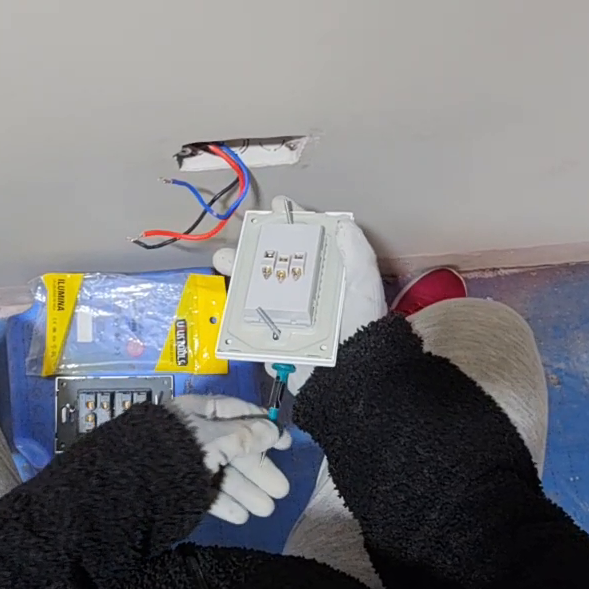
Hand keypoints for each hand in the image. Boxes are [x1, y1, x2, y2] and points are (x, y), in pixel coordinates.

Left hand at [164, 394, 291, 523]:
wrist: (138, 481)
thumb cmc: (181, 448)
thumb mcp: (217, 438)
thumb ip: (246, 435)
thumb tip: (273, 430)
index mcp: (200, 411)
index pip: (238, 413)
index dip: (264, 428)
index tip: (285, 444)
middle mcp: (194, 433)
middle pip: (235, 449)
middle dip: (259, 470)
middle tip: (280, 490)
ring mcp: (186, 460)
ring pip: (223, 473)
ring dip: (247, 490)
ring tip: (266, 509)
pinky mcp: (179, 485)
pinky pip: (206, 490)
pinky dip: (225, 501)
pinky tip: (241, 516)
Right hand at [212, 196, 387, 393]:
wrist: (351, 379)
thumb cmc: (360, 330)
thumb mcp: (363, 286)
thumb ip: (356, 254)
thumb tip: (342, 223)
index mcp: (325, 283)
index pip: (305, 248)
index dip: (290, 226)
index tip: (277, 208)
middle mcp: (304, 301)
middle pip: (271, 272)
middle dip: (250, 254)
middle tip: (234, 245)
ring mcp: (286, 325)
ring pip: (254, 299)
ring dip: (237, 283)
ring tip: (225, 268)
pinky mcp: (275, 348)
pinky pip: (252, 332)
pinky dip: (240, 321)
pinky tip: (233, 308)